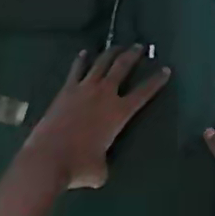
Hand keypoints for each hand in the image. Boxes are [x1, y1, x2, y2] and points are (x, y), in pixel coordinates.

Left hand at [21, 47, 170, 189]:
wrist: (49, 156)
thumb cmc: (79, 165)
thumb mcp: (101, 170)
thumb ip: (104, 161)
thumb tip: (99, 163)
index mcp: (119, 113)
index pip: (143, 92)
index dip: (156, 81)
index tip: (165, 69)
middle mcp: (104, 94)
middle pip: (122, 67)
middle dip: (133, 55)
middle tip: (139, 46)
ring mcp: (84, 88)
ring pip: (101, 62)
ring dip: (111, 52)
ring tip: (117, 45)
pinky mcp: (66, 89)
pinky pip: (77, 69)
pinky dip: (82, 59)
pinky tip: (84, 53)